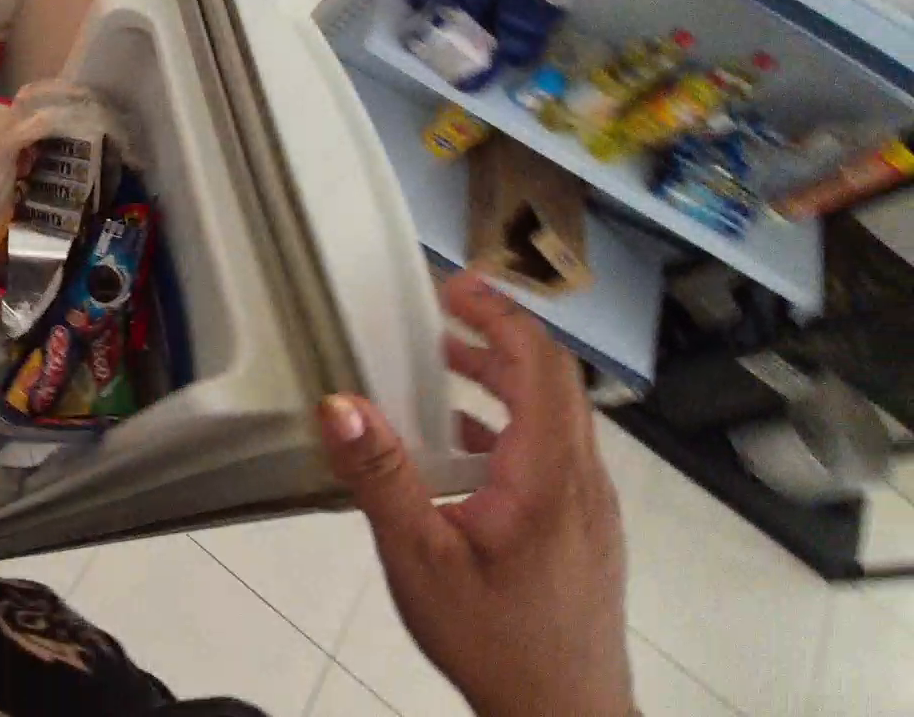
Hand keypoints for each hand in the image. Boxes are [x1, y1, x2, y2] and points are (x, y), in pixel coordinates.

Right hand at [316, 271, 632, 716]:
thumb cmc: (492, 635)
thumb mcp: (419, 554)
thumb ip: (380, 474)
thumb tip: (336, 399)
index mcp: (548, 474)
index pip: (542, 367)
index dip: (501, 316)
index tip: (452, 285)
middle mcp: (581, 481)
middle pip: (551, 385)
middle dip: (495, 339)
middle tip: (436, 314)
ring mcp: (585, 509)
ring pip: (551, 419)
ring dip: (499, 379)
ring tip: (440, 364)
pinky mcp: (577, 531)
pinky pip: (546, 453)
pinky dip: (502, 423)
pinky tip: (455, 446)